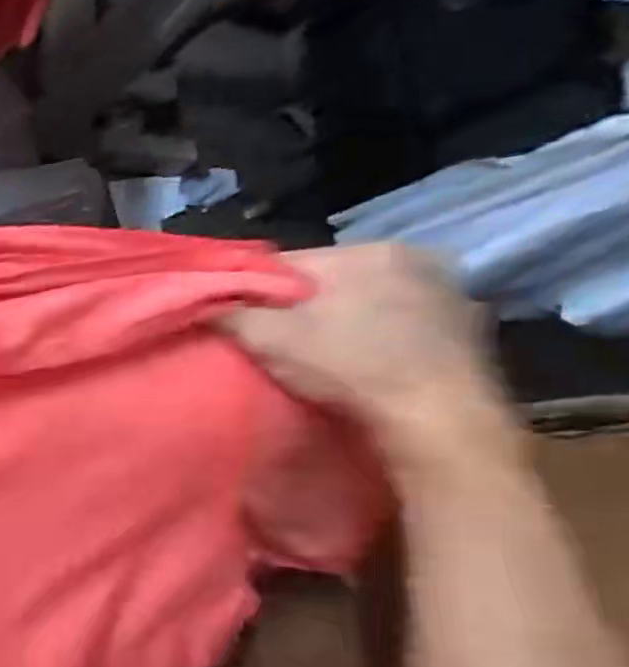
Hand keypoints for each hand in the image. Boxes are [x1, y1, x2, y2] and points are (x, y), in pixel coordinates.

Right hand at [220, 242, 509, 457]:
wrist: (437, 414)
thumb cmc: (348, 367)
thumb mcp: (267, 340)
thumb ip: (229, 313)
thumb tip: (203, 303)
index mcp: (364, 252)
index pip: (283, 264)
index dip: (250, 291)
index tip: (234, 318)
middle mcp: (411, 255)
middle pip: (325, 279)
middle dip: (296, 304)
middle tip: (273, 338)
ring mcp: (446, 286)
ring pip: (362, 296)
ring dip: (337, 316)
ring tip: (316, 349)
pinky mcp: (463, 319)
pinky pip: (396, 315)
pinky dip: (373, 330)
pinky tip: (360, 356)